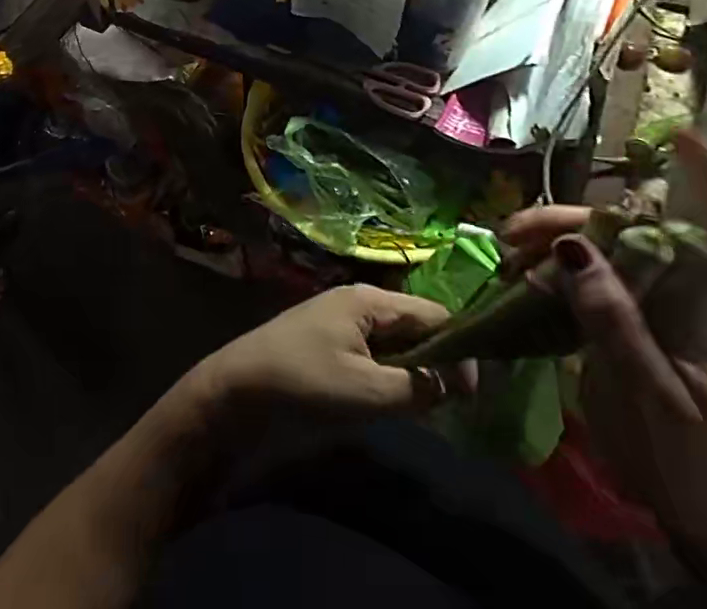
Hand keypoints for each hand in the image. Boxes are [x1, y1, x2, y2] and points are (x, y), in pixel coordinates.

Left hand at [189, 284, 473, 413]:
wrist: (235, 389)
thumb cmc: (303, 382)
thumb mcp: (369, 390)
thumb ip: (421, 386)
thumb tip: (458, 383)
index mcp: (368, 300)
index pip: (435, 314)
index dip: (460, 350)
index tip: (472, 393)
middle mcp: (356, 303)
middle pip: (416, 327)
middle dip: (436, 362)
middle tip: (449, 405)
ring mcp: (339, 322)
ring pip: (395, 344)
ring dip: (411, 373)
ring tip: (423, 406)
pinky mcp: (327, 344)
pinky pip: (373, 355)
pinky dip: (387, 376)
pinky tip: (390, 402)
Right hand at [498, 132, 706, 569]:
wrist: (697, 512)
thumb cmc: (691, 461)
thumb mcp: (652, 395)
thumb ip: (614, 323)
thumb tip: (575, 250)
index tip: (683, 139)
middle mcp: (689, 302)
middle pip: (639, 235)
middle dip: (577, 217)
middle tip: (515, 230)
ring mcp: (655, 313)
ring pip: (606, 252)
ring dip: (555, 241)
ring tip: (506, 250)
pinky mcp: (625, 326)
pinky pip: (586, 281)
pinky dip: (550, 271)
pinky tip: (518, 276)